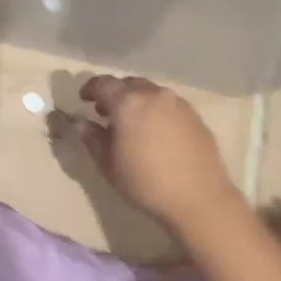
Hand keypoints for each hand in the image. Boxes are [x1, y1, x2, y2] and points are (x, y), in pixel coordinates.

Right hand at [61, 75, 247, 232]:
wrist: (197, 197)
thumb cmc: (145, 183)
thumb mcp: (109, 165)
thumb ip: (93, 139)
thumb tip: (82, 124)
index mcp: (128, 103)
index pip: (103, 84)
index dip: (90, 89)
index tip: (83, 100)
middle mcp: (154, 95)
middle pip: (129, 84)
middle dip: (115, 94)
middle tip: (106, 113)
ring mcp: (178, 104)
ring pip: (151, 92)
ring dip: (137, 101)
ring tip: (132, 124)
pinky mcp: (195, 116)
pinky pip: (168, 105)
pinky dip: (156, 111)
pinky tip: (155, 133)